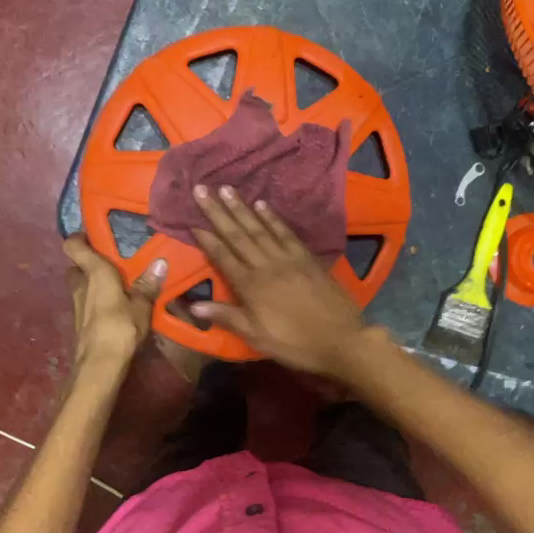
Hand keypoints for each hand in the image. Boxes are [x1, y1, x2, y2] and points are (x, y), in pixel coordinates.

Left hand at [64, 235, 164, 368]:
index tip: (93, 236)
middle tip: (110, 264)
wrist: (98, 365)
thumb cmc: (120, 327)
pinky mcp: (78, 323)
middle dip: (88, 264)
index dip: (79, 238)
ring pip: (80, 287)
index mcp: (94, 272)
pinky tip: (113, 309)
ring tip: (116, 286)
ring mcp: (76, 306)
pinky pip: (85, 304)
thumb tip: (160, 262)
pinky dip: (95, 303)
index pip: (73, 245)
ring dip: (92, 285)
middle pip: (76, 267)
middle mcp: (80, 285)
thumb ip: (147, 284)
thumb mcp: (141, 305)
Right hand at [189, 185, 380, 377]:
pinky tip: (262, 204)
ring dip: (242, 208)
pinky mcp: (307, 257)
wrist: (341, 339)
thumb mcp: (257, 337)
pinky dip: (272, 217)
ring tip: (227, 189)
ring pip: (260, 228)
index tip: (192, 221)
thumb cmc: (295, 343)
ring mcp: (288, 258)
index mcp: (250, 286)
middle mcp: (266, 265)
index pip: (223, 256)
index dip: (206, 239)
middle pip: (238, 234)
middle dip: (218, 212)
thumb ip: (227, 317)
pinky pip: (285, 232)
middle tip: (202, 189)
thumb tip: (193, 304)